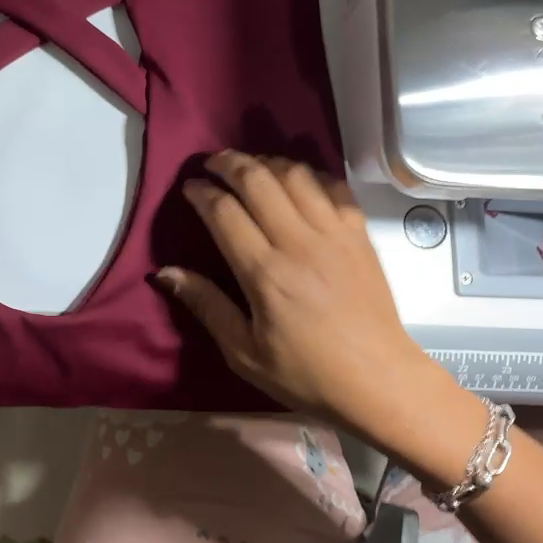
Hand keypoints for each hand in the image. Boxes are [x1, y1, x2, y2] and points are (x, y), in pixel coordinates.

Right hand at [156, 151, 449, 441]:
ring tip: (252, 167)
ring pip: (295, 174)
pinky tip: (297, 181)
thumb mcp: (244, 353)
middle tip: (213, 164)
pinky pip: (333, 185)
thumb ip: (207, 306)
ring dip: (268, 162)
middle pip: (258, 179)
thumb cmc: (306, 374)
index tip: (189, 188)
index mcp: (265, 274)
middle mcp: (299, 242)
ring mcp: (334, 233)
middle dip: (229, 163)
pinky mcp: (359, 233)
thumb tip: (164, 272)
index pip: (224, 212)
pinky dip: (310, 174)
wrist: (378, 381)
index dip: (201, 193)